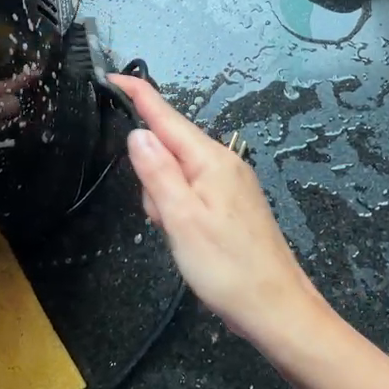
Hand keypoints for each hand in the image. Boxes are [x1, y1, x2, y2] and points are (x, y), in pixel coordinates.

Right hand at [115, 74, 325, 342]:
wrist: (278, 312)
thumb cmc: (228, 268)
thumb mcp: (182, 219)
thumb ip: (157, 173)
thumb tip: (137, 132)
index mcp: (210, 159)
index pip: (165, 115)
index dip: (137, 93)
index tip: (109, 76)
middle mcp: (222, 162)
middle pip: (168, 146)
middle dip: (149, 174)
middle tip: (160, 218)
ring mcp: (229, 183)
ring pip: (177, 172)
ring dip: (164, 198)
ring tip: (178, 235)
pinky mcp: (231, 204)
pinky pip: (191, 190)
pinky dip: (178, 208)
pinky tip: (188, 238)